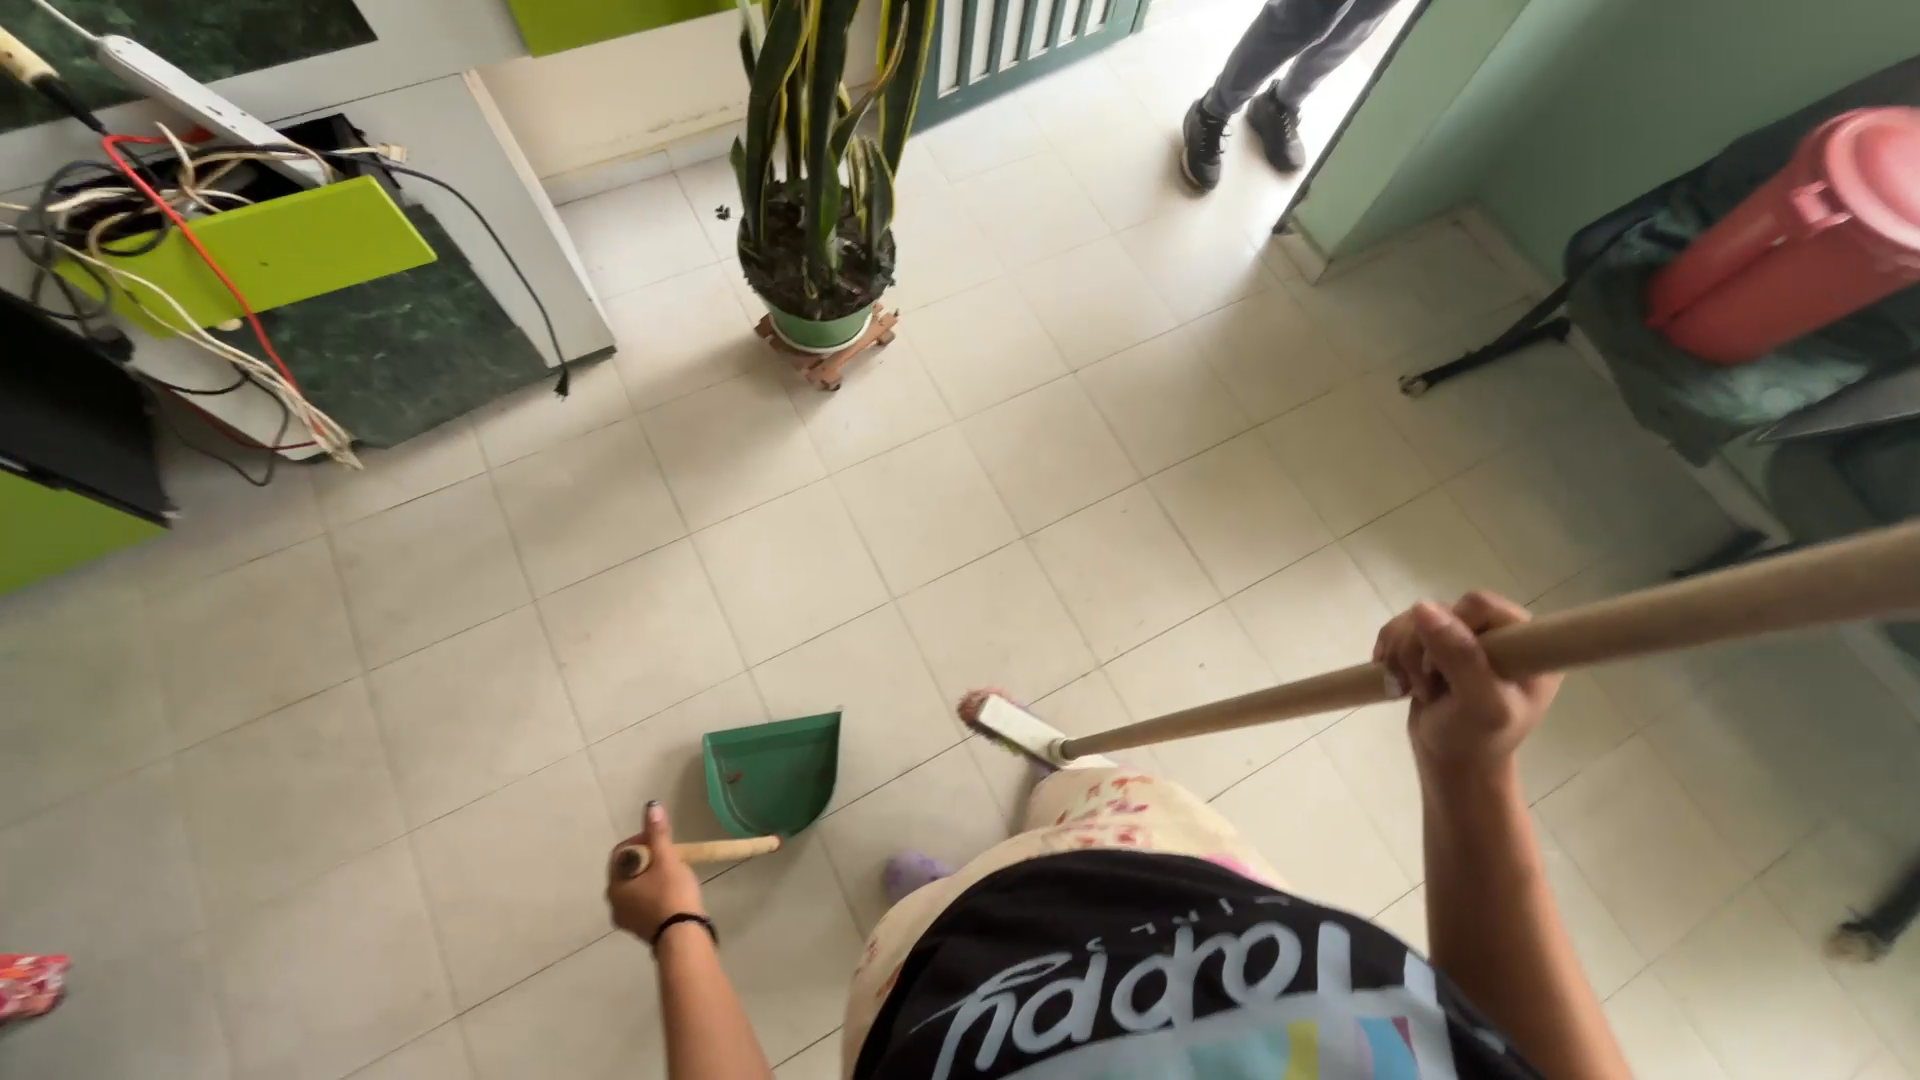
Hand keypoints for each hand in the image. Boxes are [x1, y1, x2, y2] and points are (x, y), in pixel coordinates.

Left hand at [606, 801, 706, 940]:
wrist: (683, 936)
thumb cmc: (672, 893)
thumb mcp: (667, 859)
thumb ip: (658, 833)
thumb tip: (651, 806)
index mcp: (615, 886)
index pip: (621, 852)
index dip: (641, 840)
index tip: (661, 840)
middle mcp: (614, 904)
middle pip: (628, 869)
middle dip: (648, 858)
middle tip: (670, 855)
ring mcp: (626, 919)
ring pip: (636, 886)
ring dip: (651, 875)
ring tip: (674, 872)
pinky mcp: (640, 928)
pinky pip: (643, 901)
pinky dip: (654, 892)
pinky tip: (672, 892)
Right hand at [1373, 592, 1561, 775]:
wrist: (1452, 762)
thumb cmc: (1476, 740)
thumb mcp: (1479, 704)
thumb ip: (1460, 657)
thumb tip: (1423, 608)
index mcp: (1525, 645)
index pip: (1480, 605)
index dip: (1452, 628)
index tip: (1441, 667)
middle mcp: (1497, 635)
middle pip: (1441, 610)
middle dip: (1419, 646)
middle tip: (1423, 683)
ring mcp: (1464, 639)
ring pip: (1415, 618)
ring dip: (1401, 652)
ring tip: (1408, 685)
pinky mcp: (1434, 646)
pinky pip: (1400, 628)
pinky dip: (1389, 650)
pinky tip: (1394, 676)